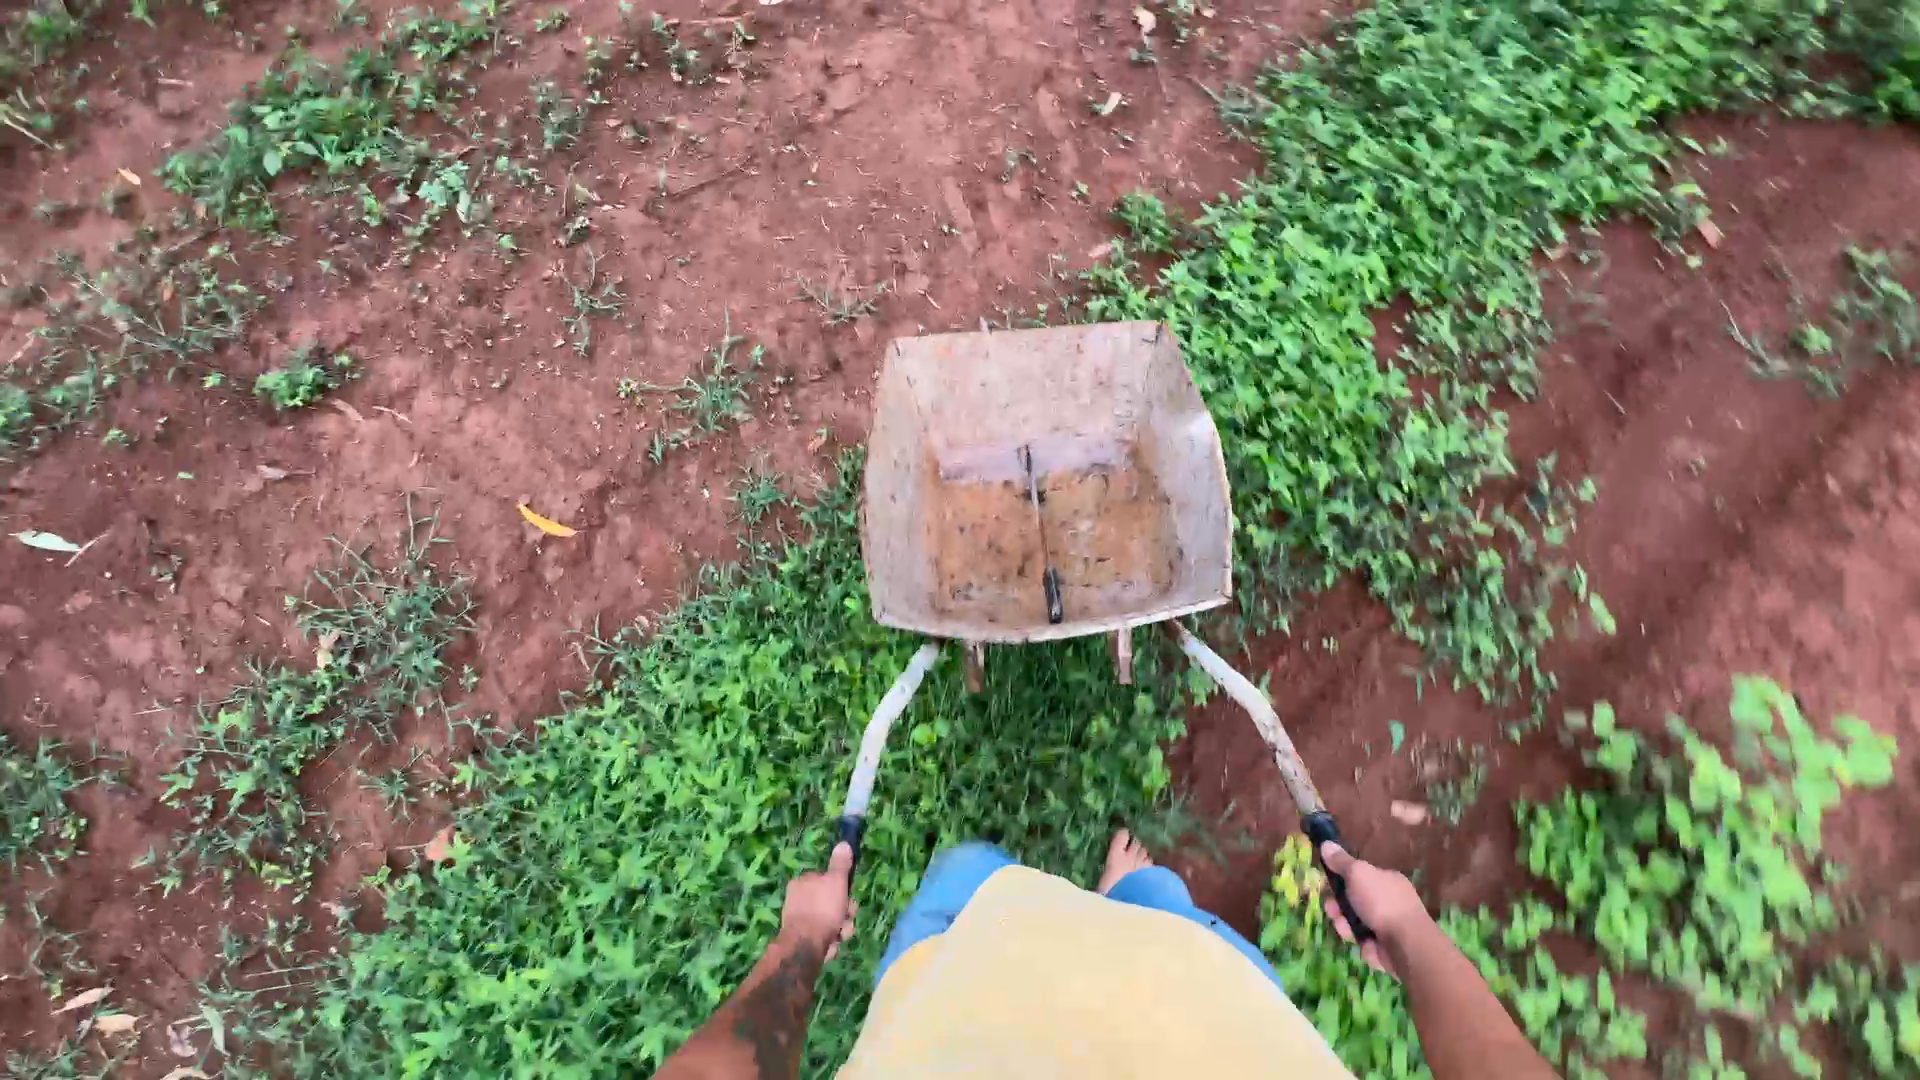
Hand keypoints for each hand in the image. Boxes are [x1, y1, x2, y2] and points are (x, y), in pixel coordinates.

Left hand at [781, 842, 856, 960]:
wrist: (805, 946)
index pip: (827, 880)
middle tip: (847, 919)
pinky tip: (832, 944)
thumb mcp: (836, 881)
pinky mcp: (801, 939)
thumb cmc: (822, 909)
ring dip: (840, 928)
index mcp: (802, 882)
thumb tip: (843, 843)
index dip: (842, 890)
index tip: (850, 899)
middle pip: (830, 902)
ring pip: (828, 920)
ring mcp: (798, 920)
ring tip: (841, 935)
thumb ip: (840, 864)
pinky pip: (822, 935)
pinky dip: (830, 940)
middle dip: (843, 912)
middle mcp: (797, 899)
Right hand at [1320, 841, 1432, 976]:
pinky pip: (1368, 945)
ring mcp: (1392, 927)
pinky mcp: (1390, 950)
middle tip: (1332, 911)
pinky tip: (1367, 945)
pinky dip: (1364, 946)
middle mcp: (1392, 902)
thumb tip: (1326, 843)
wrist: (1408, 945)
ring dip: (1347, 927)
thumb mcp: (1357, 873)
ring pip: (1358, 925)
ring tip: (1348, 932)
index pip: (1361, 877)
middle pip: (1355, 902)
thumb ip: (1341, 861)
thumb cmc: (1382, 903)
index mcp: (1388, 881)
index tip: (1328, 886)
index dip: (1342, 881)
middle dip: (1339, 908)